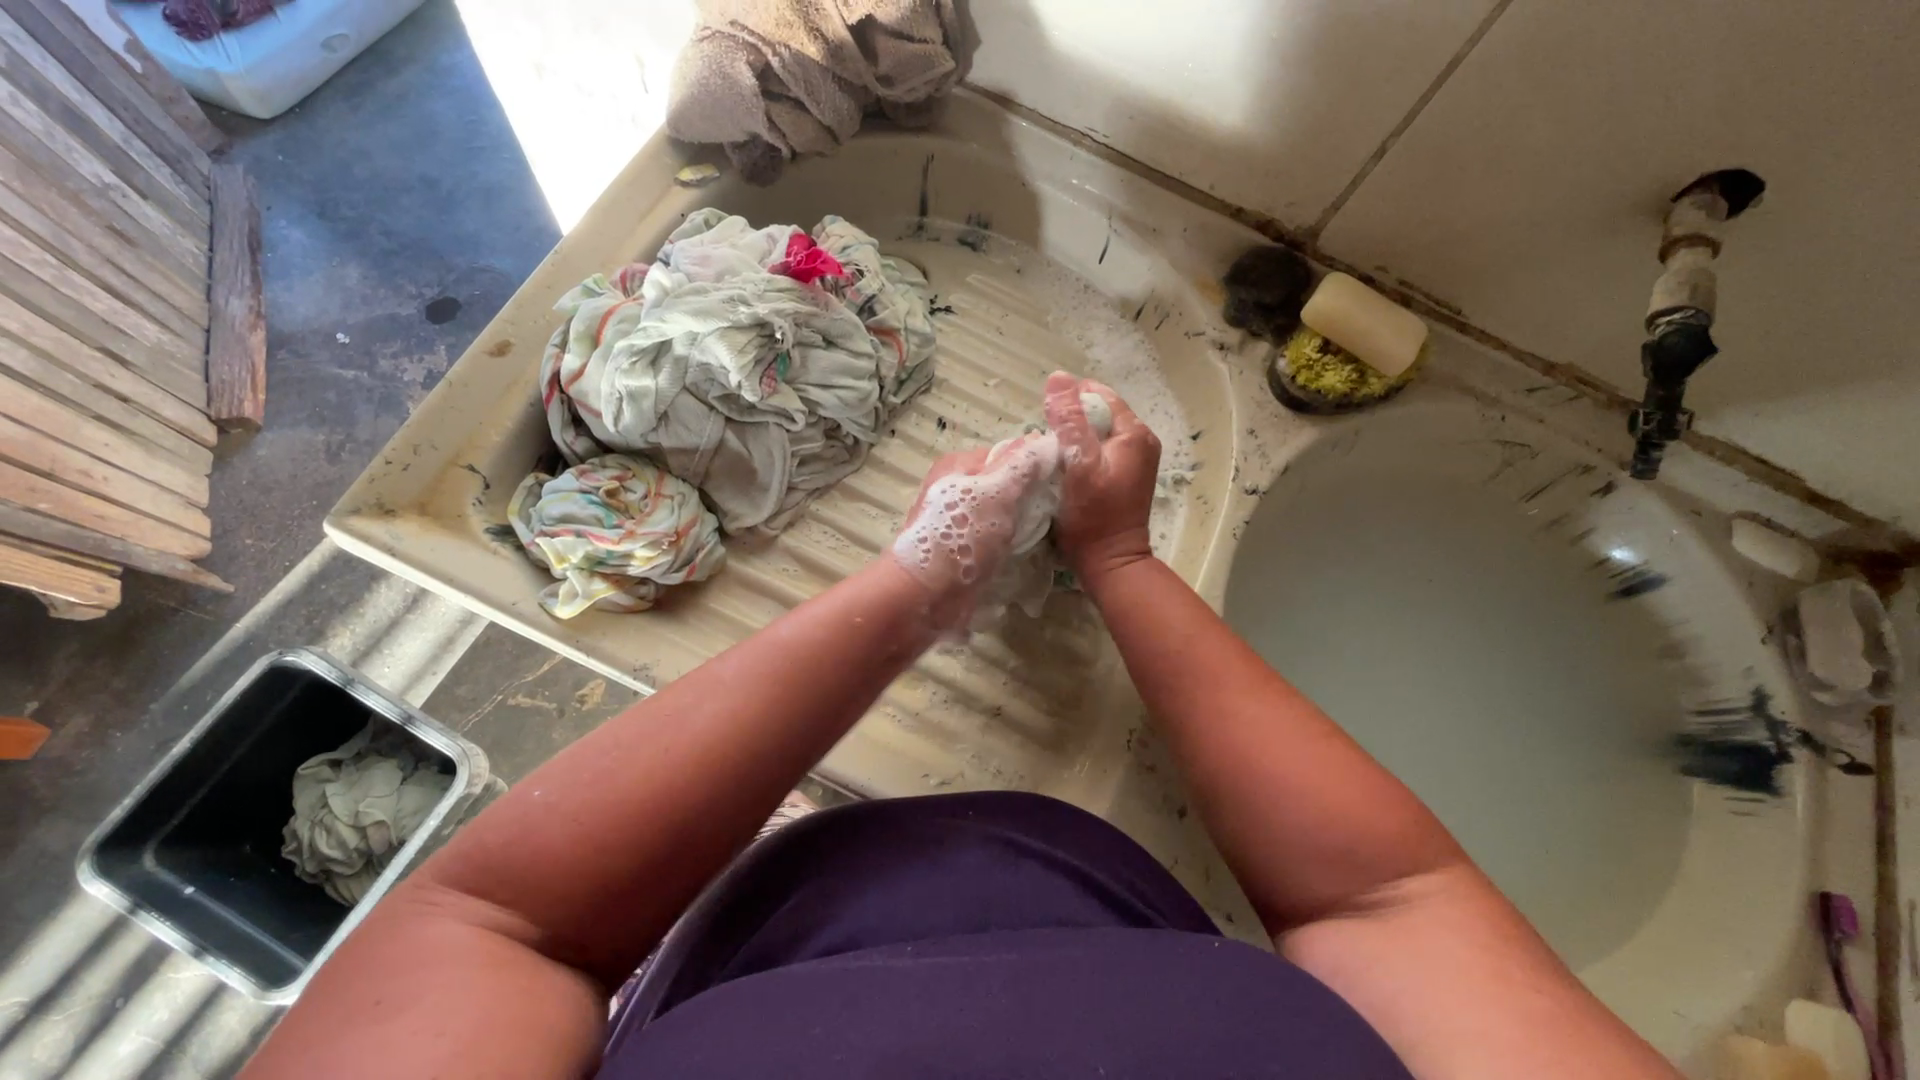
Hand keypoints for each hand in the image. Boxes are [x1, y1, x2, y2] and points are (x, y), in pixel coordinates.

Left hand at [890, 435, 1053, 628]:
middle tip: (1054, 512)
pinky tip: (1026, 553)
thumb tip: (1048, 440)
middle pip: (1008, 485)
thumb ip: (1023, 464)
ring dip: (1025, 525)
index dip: (1036, 465)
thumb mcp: (997, 491)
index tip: (1059, 483)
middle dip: (1032, 498)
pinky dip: (1013, 545)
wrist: (927, 595)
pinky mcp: (965, 549)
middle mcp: (957, 488)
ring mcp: (960, 521)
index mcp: (959, 465)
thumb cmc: (961, 536)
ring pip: (1005, 514)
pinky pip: (998, 539)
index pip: (1009, 454)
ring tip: (1043, 534)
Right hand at [1044, 371, 1160, 585]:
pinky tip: (1064, 471)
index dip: (1069, 402)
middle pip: (1097, 414)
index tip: (1046, 422)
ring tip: (1053, 458)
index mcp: (1135, 433)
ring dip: (1072, 440)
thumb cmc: (1094, 516)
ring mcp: (1135, 461)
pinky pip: (1098, 452)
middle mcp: (1141, 442)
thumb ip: (1069, 420)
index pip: (1098, 396)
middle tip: (1047, 444)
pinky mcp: (1124, 477)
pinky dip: (1080, 455)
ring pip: (1095, 433)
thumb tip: (1058, 377)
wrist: (1110, 562)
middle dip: (1070, 422)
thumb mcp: (1078, 464)